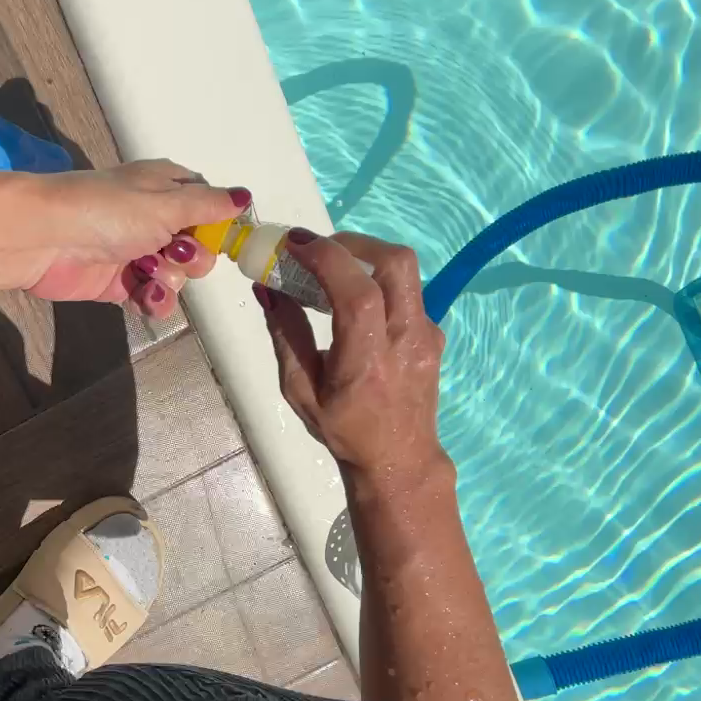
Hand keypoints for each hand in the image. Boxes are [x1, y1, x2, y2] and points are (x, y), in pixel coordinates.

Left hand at [16, 160, 249, 317]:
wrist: (45, 239)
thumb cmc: (108, 211)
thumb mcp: (165, 203)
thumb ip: (208, 206)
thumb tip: (246, 197)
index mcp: (166, 188)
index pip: (208, 207)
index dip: (216, 225)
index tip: (217, 236)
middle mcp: (154, 219)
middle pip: (198, 247)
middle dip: (193, 257)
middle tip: (173, 253)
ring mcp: (136, 253)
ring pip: (177, 275)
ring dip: (170, 280)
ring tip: (148, 275)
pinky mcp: (118, 284)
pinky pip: (153, 297)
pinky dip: (155, 301)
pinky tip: (145, 297)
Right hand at [257, 230, 451, 488]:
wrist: (399, 457)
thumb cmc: (342, 428)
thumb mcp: (299, 389)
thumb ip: (286, 335)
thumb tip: (267, 289)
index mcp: (367, 361)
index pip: (356, 292)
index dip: (325, 258)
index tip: (293, 244)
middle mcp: (405, 339)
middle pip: (395, 262)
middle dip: (351, 243)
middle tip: (316, 249)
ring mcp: (426, 332)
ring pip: (405, 270)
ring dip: (364, 255)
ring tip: (330, 267)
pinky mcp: (432, 331)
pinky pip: (405, 290)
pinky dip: (375, 279)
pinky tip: (352, 299)